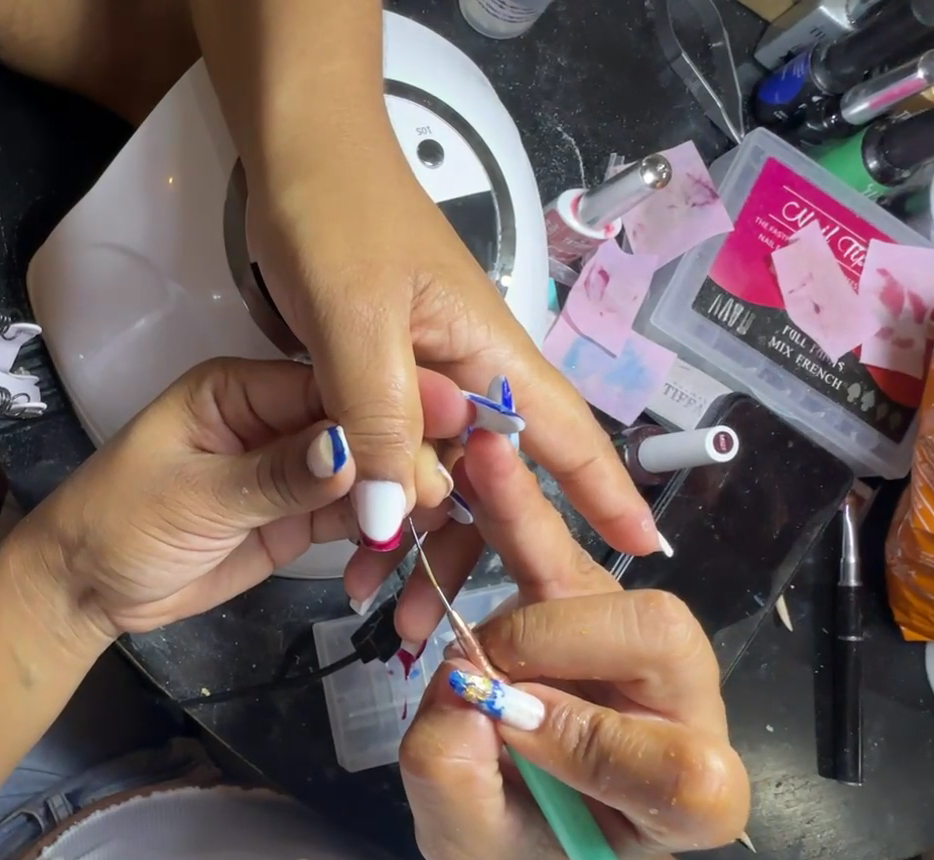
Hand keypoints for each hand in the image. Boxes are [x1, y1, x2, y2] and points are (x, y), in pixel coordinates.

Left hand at [15, 357, 470, 638]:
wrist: (89, 587)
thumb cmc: (120, 523)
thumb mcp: (194, 495)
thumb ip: (275, 476)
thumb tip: (354, 453)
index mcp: (241, 389)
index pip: (328, 386)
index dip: (385, 408)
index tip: (447, 427)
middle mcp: (272, 420)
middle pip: (356, 428)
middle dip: (397, 456)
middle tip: (440, 491)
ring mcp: (288, 470)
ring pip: (361, 473)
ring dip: (394, 494)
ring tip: (435, 518)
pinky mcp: (294, 516)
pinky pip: (347, 514)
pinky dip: (375, 528)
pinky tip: (403, 541)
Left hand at [248, 138, 658, 590]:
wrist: (295, 159)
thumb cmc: (337, 222)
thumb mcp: (355, 325)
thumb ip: (376, 420)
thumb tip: (393, 518)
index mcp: (486, 355)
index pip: (562, 434)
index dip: (602, 495)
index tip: (638, 555)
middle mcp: (464, 372)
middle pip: (485, 478)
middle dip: (462, 552)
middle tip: (424, 626)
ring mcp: (420, 376)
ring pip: (430, 473)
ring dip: (405, 535)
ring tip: (372, 599)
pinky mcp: (377, 377)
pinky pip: (386, 450)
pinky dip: (370, 496)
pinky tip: (346, 537)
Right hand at [397, 433, 747, 859]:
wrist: (518, 800)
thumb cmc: (509, 828)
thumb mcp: (469, 838)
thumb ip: (457, 785)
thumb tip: (456, 688)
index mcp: (686, 794)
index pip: (684, 771)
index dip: (592, 748)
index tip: (507, 734)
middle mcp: (682, 703)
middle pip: (656, 640)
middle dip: (543, 644)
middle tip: (465, 670)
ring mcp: (630, 640)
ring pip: (597, 578)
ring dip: (526, 526)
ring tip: (473, 477)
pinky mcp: (581, 598)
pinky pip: (549, 545)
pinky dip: (514, 503)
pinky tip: (484, 456)